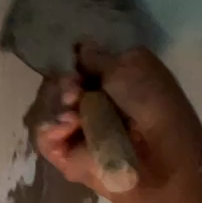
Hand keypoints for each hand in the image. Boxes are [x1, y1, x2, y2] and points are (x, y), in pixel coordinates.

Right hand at [35, 46, 201, 200]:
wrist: (158, 153)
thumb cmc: (151, 103)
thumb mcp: (132, 65)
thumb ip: (99, 58)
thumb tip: (81, 46)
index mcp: (108, 84)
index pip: (74, 68)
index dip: (71, 64)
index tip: (76, 66)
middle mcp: (88, 106)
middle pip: (55, 86)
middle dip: (62, 84)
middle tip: (75, 91)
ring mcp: (75, 132)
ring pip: (45, 109)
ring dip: (56, 105)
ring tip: (73, 114)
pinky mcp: (65, 156)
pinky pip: (43, 137)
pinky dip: (50, 129)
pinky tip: (67, 127)